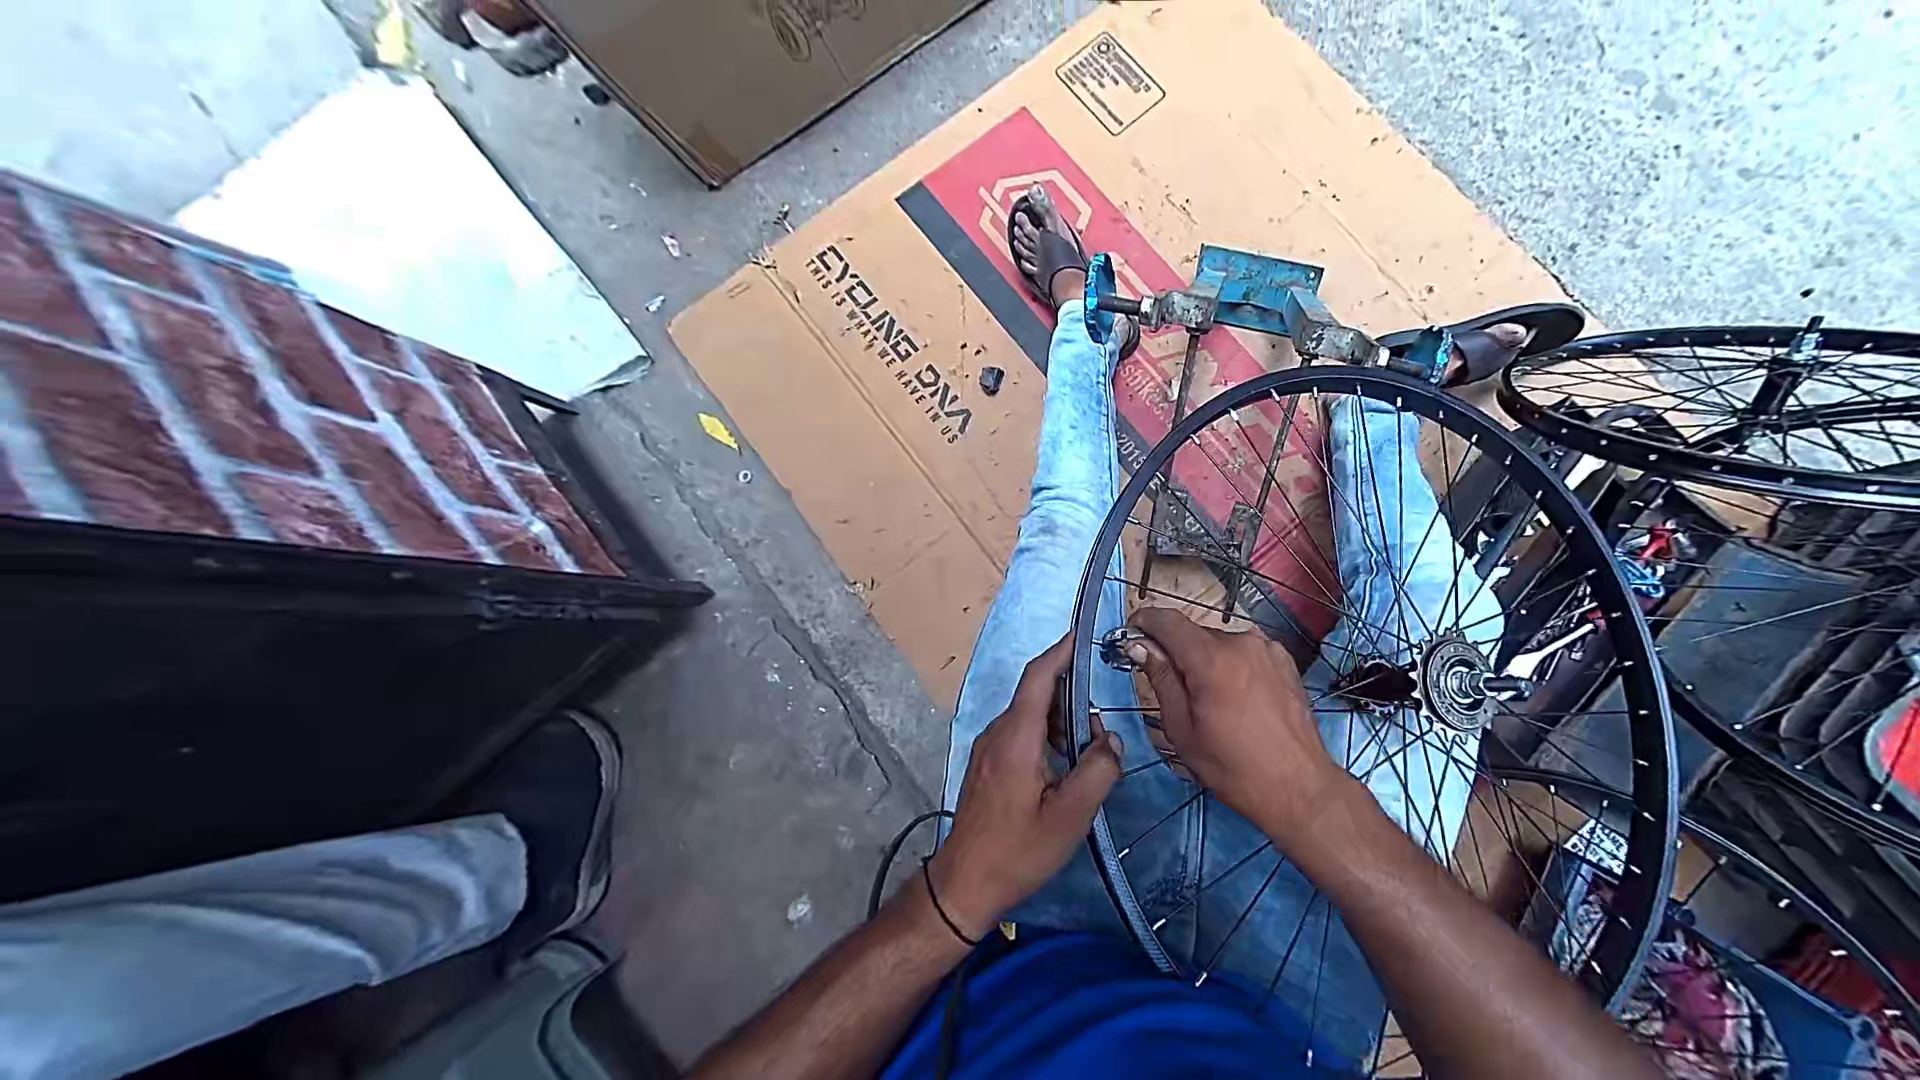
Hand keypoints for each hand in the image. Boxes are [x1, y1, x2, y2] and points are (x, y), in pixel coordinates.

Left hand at [928, 637, 1122, 937]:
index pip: (1038, 678)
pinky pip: (1019, 732)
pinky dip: (1045, 732)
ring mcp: (988, 747)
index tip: (1081, 634)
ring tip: (1089, 737)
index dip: (1060, 651)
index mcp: (1016, 736)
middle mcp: (997, 732)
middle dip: (1069, 688)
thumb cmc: (1018, 849)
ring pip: (1027, 714)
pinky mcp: (987, 763)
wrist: (966, 881)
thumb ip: (1098, 771)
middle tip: (1101, 702)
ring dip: (1059, 715)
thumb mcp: (1070, 815)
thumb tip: (1109, 739)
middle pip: (1034, 693)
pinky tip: (1064, 757)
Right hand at [1128, 609, 1345, 845]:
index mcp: (1211, 659)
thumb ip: (1160, 678)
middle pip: (1193, 633)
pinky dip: (1230, 664)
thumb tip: (1140, 646)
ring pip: (1218, 642)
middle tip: (1168, 682)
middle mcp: (1241, 643)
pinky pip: (1243, 651)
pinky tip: (1233, 695)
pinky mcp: (1284, 660)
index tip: (1133, 634)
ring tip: (1205, 696)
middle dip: (1175, 650)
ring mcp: (1267, 649)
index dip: (1144, 621)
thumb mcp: (1181, 728)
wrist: (1300, 789)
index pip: (1167, 620)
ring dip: (1203, 658)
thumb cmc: (1233, 766)